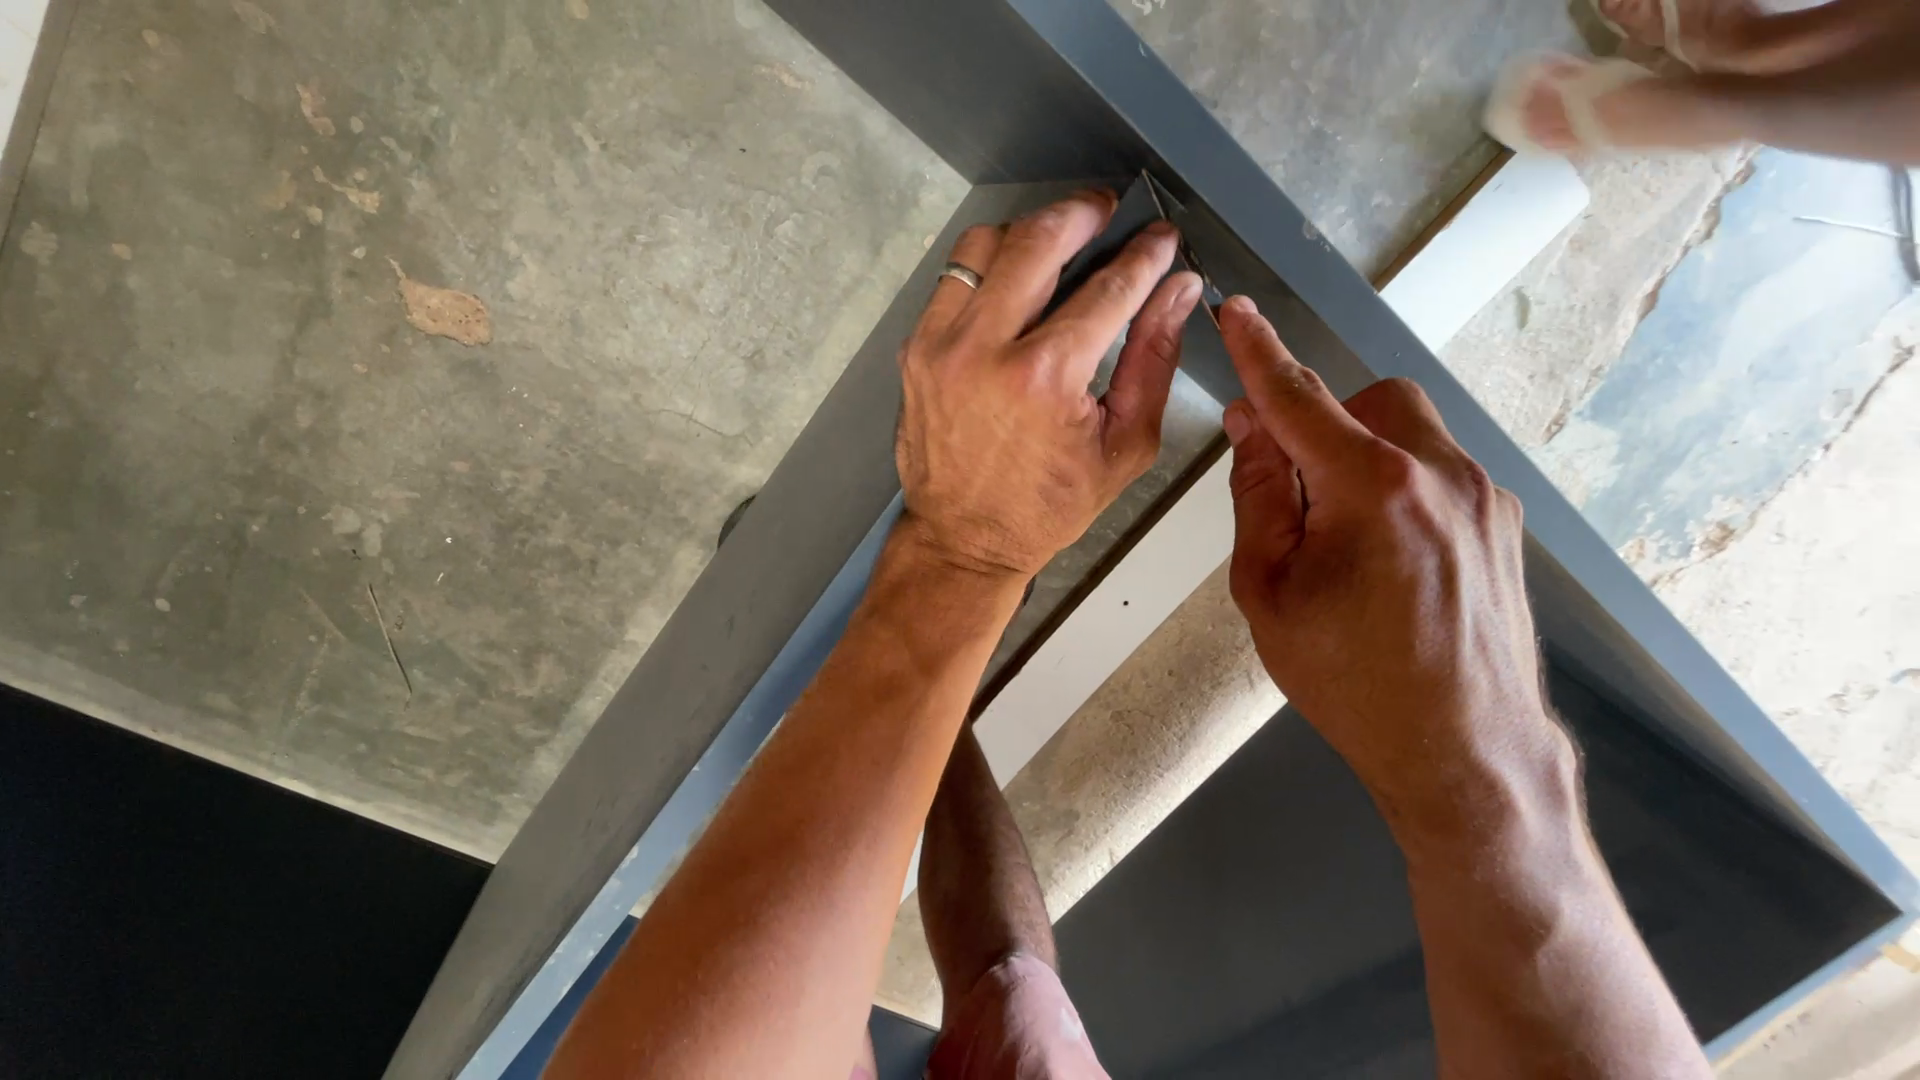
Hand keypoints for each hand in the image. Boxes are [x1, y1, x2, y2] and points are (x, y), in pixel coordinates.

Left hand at [894, 190, 1202, 578]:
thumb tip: (1179, 289)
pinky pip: (952, 277)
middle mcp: (985, 348)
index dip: (1145, 254)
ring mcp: (940, 345)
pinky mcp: (915, 350)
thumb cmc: (1050, 505)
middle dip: (1082, 213)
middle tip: (1107, 209)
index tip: (1162, 236)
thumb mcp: (1124, 445)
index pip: (1109, 287)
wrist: (965, 539)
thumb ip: (1153, 360)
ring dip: (1029, 232)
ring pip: (985, 245)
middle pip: (1039, 240)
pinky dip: (987, 265)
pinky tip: (1013, 278)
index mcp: (1046, 377)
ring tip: (1059, 241)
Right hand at [1217, 296, 1566, 837]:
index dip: (1257, 352)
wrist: (1462, 751)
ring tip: (1338, 534)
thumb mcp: (1268, 591)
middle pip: (1369, 399)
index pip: (1297, 397)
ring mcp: (1485, 497)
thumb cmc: (1351, 679)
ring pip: (1409, 430)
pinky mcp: (1504, 522)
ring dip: (1360, 454)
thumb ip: (1258, 497)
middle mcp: (1441, 474)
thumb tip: (1254, 432)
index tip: (1236, 312)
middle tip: (1292, 488)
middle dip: (1322, 422)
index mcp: (1371, 488)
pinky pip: (1438, 468)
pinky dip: (1396, 483)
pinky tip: (1382, 554)